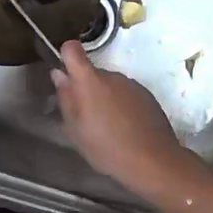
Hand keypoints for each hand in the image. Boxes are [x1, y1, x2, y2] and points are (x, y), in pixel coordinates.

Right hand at [51, 40, 192, 195]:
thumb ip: (66, 99)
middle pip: (92, 73)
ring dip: (105, 98)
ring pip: (110, 85)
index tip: (65, 75)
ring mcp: (132, 84)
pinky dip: (122, 105)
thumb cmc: (107, 149)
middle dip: (86, 89)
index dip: (65, 57)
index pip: (72, 50)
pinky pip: (126, 94)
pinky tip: (125, 128)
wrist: (153, 161)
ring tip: (107, 127)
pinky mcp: (147, 95)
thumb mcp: (76, 130)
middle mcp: (113, 76)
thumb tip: (59, 75)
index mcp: (90, 82)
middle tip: (85, 118)